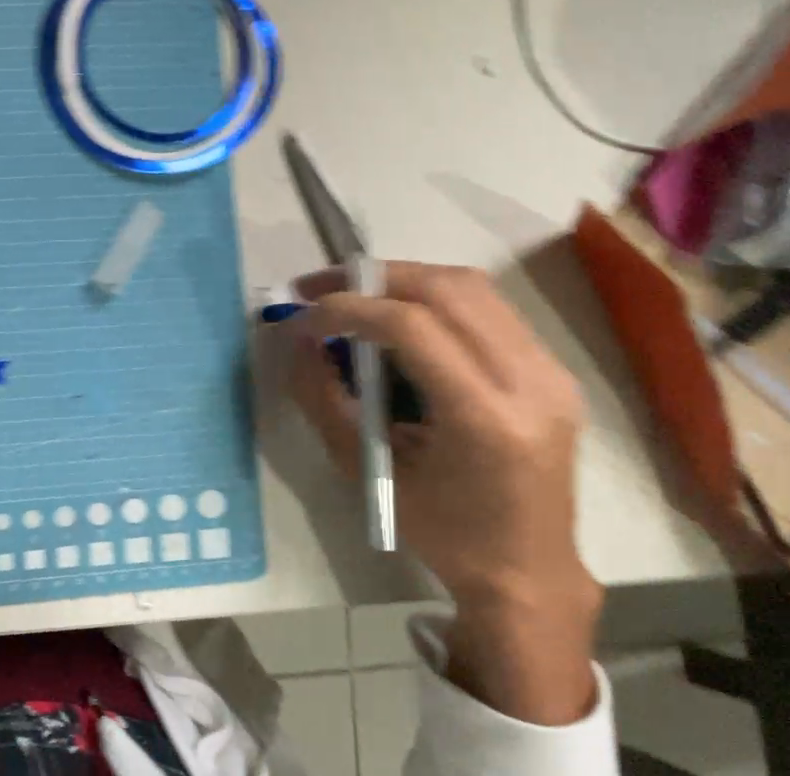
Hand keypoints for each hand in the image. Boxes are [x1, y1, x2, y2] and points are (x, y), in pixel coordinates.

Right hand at [282, 262, 603, 724]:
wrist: (526, 571)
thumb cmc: (440, 530)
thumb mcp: (365, 466)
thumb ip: (325, 397)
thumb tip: (298, 340)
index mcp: (485, 417)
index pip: (410, 326)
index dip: (345, 308)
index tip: (302, 320)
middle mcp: (530, 383)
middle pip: (447, 289)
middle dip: (372, 278)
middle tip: (317, 289)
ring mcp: (551, 373)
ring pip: (471, 288)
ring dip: (401, 280)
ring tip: (351, 295)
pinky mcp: (552, 372)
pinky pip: (487, 309)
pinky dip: (431, 298)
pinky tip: (395, 318)